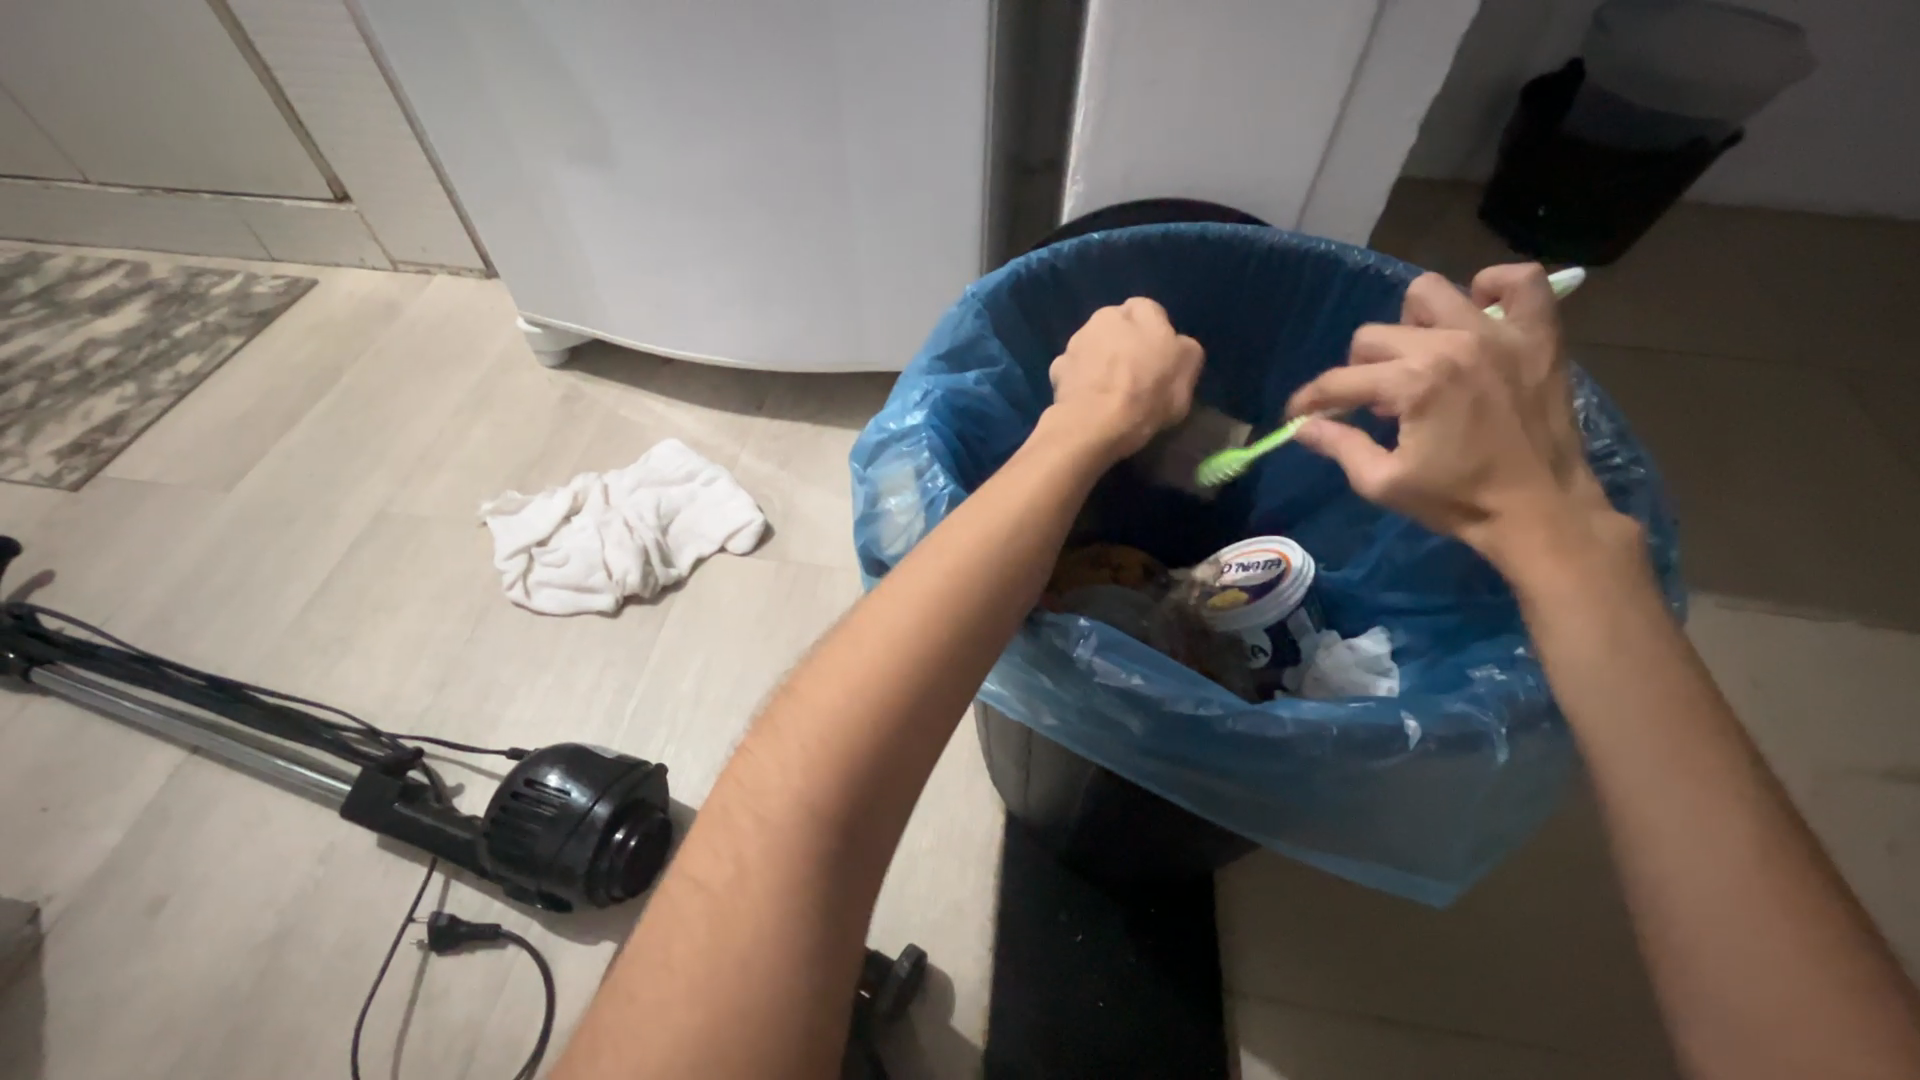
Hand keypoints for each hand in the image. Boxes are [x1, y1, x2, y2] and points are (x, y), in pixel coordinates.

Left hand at [1047, 297, 1203, 458]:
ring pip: (1092, 346)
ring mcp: (1076, 341)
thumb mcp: (1188, 369)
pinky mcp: (1056, 368)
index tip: (1159, 360)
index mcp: (1140, 311)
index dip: (1155, 335)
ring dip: (1099, 360)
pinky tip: (1088, 400)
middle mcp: (1104, 316)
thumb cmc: (1150, 393)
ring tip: (1108, 391)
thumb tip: (1177, 344)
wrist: (1097, 422)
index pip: (1150, 311)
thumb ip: (1184, 348)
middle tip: (1133, 375)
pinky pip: (1073, 370)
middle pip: (1117, 327)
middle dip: (1123, 344)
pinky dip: (1079, 380)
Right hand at [1287, 265, 1630, 574]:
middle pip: (1374, 336)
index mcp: (1413, 384)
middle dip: (1360, 370)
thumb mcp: (1383, 483)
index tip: (1300, 415)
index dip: (1311, 400)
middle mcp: (1451, 345)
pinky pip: (1520, 280)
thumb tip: (1302, 427)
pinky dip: (1494, 288)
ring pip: (1430, 293)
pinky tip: (1478, 317)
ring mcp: (1499, 334)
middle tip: (1376, 403)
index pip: (1339, 380)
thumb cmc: (1458, 501)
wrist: (1541, 512)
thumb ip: (1340, 447)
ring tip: (1420, 356)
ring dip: (1412, 323)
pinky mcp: (1539, 335)